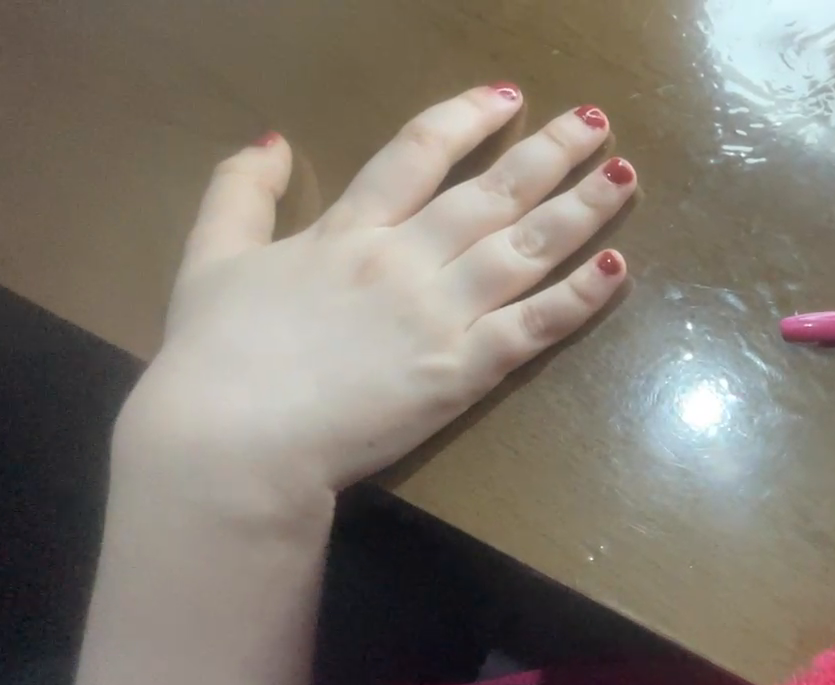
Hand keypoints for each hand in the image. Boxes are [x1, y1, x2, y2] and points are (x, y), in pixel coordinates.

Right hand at [117, 86, 635, 515]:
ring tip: (624, 178)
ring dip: (581, 209)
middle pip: (492, 192)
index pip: (418, 152)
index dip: (468, 118)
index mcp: (348, 229)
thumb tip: (270, 138)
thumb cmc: (217, 357)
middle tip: (599, 123)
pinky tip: (618, 266)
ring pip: (525, 248)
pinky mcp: (468, 368)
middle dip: (551, 153)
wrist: (236, 439)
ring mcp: (442, 312)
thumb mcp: (210, 257)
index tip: (510, 96)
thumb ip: (238, 192)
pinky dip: (580, 295)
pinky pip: (536, 323)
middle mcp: (406, 259)